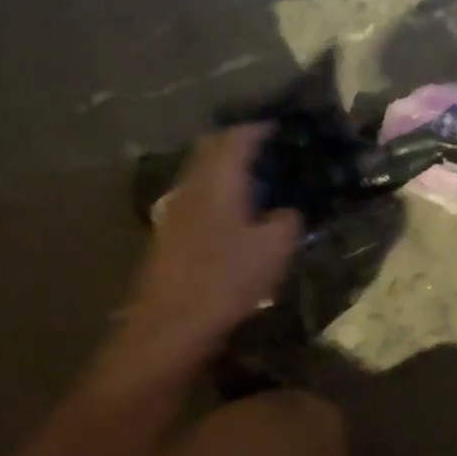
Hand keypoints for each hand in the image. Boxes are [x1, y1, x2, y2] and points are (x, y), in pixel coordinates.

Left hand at [115, 126, 303, 374]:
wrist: (170, 327)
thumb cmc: (227, 280)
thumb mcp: (276, 248)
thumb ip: (288, 220)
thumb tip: (287, 211)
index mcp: (219, 179)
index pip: (238, 136)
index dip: (261, 129)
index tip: (283, 129)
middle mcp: (192, 185)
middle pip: (211, 148)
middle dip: (239, 142)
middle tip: (270, 151)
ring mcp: (175, 209)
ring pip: (201, 173)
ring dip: (226, 169)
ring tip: (258, 181)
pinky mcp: (169, 234)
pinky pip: (197, 197)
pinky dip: (218, 193)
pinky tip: (236, 214)